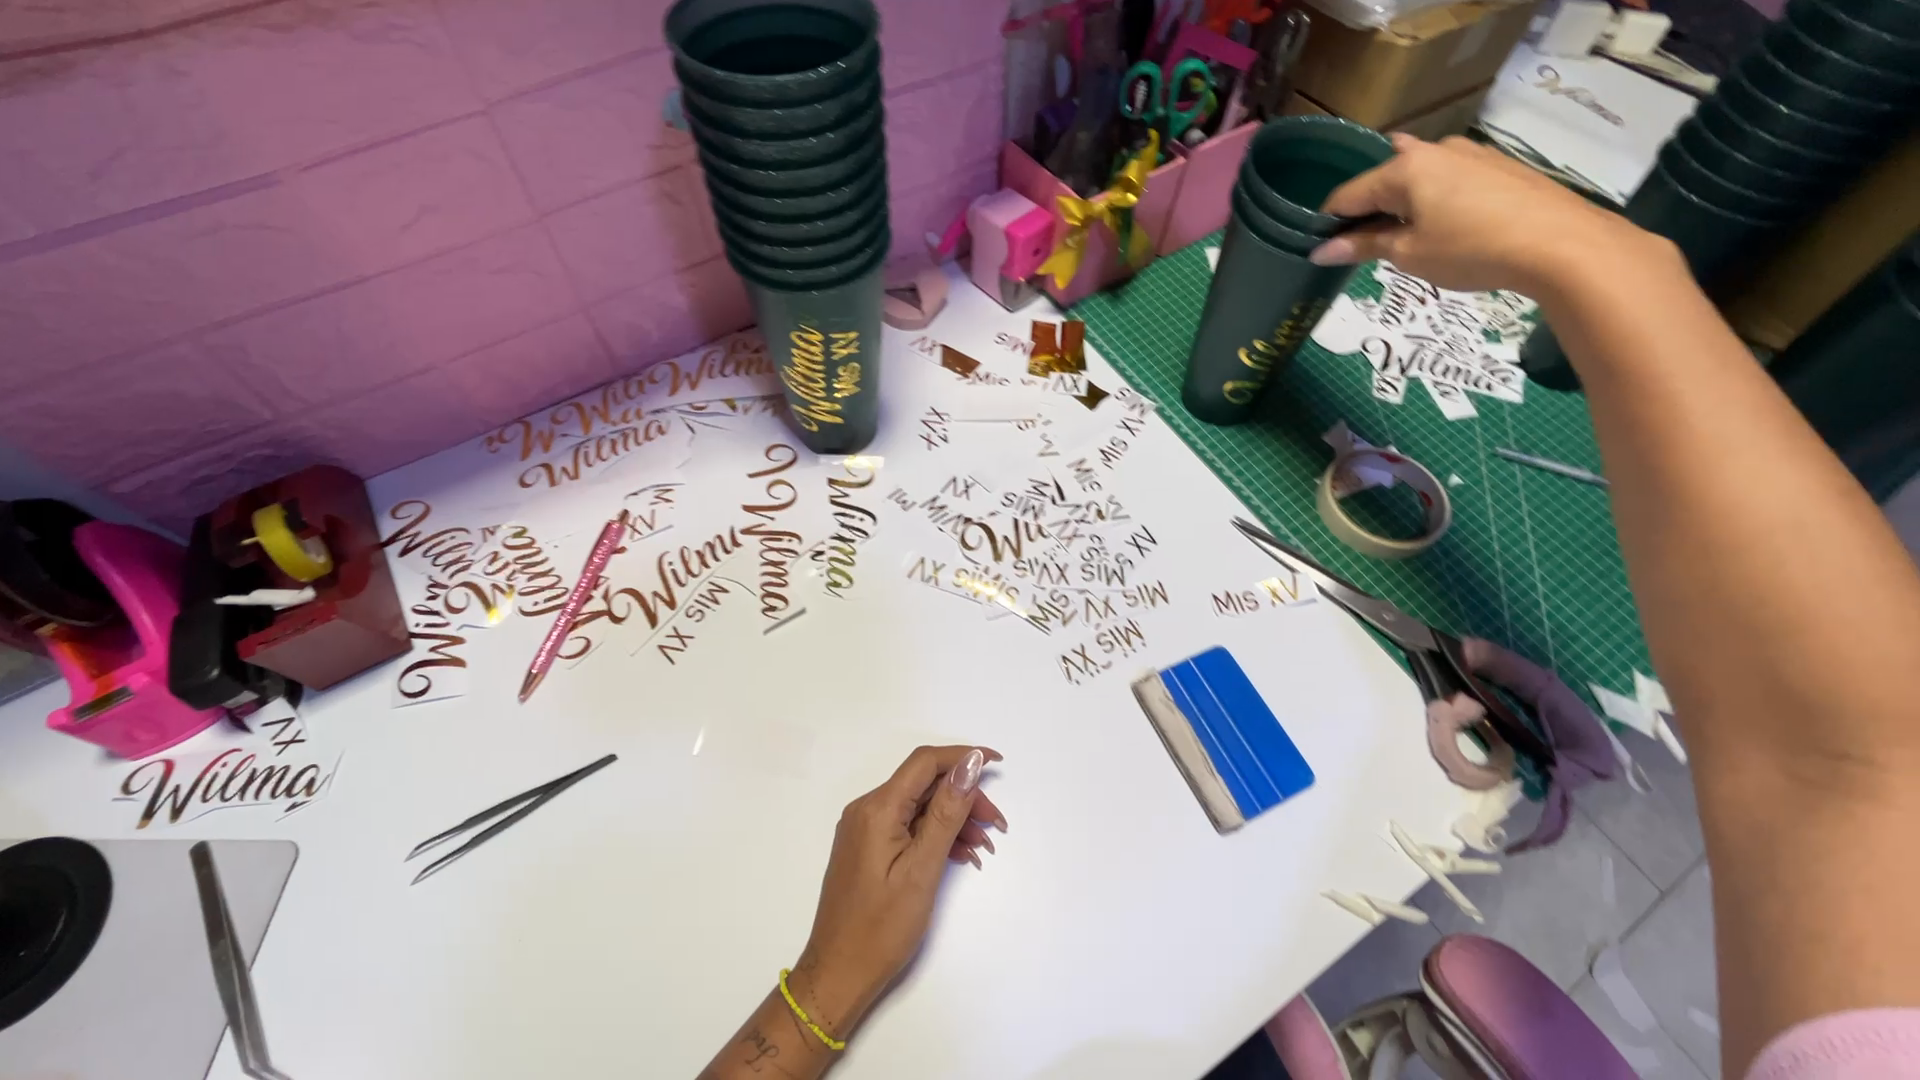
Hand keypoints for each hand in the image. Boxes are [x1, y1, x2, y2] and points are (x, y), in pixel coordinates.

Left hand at [787, 746, 1006, 1036]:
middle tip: (997, 827)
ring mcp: (865, 829)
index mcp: (877, 809)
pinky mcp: (868, 848)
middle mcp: (867, 810)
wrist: (838, 974)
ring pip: (919, 807)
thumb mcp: (922, 868)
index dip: (963, 756)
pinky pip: (909, 827)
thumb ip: (947, 812)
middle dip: (965, 797)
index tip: (998, 762)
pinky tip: (961, 856)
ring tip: (984, 848)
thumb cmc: (881, 927)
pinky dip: (937, 836)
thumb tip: (969, 764)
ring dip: (955, 820)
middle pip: (925, 785)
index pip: (925, 762)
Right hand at [1307, 134, 1677, 298]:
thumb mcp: (1408, 253)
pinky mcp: (1495, 166)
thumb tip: (1320, 252)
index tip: (1320, 249)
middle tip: (1359, 247)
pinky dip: (1430, 201)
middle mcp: (1432, 149)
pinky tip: (1439, 228)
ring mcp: (1468, 154)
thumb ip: (1363, 247)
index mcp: (1403, 167)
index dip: (1328, 223)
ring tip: (1399, 239)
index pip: (1347, 194)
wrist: (1560, 243)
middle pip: (1382, 179)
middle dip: (1365, 210)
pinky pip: (1445, 180)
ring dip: (1399, 205)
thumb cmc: (1471, 249)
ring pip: (1416, 177)